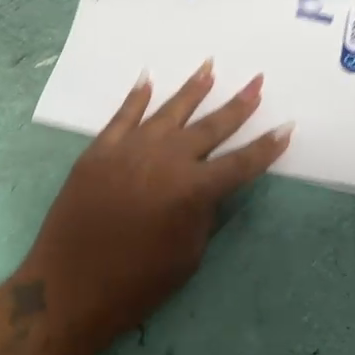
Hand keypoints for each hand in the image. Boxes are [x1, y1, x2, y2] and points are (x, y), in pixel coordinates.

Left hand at [17, 61, 291, 354]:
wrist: (67, 288)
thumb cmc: (135, 284)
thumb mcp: (187, 257)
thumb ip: (203, 213)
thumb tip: (208, 186)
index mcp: (194, 190)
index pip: (241, 163)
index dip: (266, 148)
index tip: (286, 126)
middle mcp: (167, 159)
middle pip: (211, 127)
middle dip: (238, 105)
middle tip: (257, 81)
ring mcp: (131, 149)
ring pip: (170, 110)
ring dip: (193, 88)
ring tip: (210, 66)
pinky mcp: (100, 149)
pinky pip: (124, 115)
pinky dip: (137, 96)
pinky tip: (148, 79)